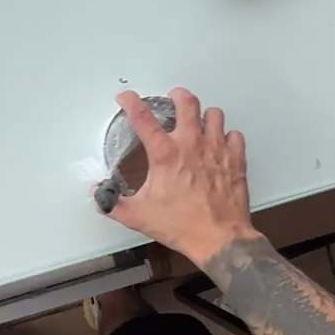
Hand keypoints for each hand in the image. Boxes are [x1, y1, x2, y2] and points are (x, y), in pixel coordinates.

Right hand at [101, 88, 262, 265]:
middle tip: (172, 99)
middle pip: (187, 102)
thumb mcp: (138, 216)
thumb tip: (100, 194)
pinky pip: (234, 135)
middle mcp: (192, 145)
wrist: (219, 239)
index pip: (142, 118)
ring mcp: (216, 150)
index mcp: (166, 155)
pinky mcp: (235, 160)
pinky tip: (219, 144)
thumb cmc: (182, 226)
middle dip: (177, 96)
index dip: (131, 102)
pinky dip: (226, 136)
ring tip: (198, 122)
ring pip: (214, 114)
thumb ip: (113, 203)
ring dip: (204, 115)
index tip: (125, 97)